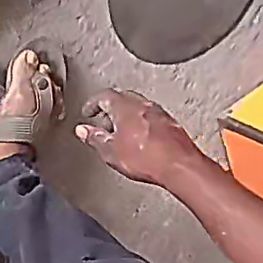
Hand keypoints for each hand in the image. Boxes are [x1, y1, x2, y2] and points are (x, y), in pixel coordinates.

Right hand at [75, 89, 207, 185]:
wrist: (179, 165)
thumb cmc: (147, 157)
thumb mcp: (110, 151)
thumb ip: (95, 138)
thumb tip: (83, 130)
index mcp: (125, 106)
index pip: (104, 96)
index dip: (92, 104)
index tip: (88, 111)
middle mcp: (143, 105)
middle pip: (122, 99)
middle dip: (110, 110)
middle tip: (102, 123)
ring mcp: (160, 113)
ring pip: (138, 108)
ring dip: (127, 117)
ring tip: (121, 134)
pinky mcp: (171, 124)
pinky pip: (151, 118)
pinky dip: (142, 124)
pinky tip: (141, 140)